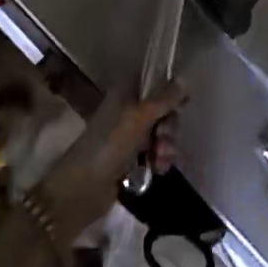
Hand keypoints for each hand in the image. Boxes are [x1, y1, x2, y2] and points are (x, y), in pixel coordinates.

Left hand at [36, 80, 185, 236]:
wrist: (83, 187)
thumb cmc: (108, 144)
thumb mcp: (138, 118)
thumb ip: (162, 100)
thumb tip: (184, 80)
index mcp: (125, 92)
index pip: (154, 83)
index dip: (169, 93)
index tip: (182, 106)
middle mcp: (127, 108)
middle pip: (160, 110)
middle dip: (169, 127)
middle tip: (164, 142)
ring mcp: (129, 134)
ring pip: (159, 133)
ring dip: (166, 146)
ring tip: (160, 162)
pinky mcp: (131, 158)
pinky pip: (154, 152)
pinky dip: (159, 159)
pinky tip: (158, 170)